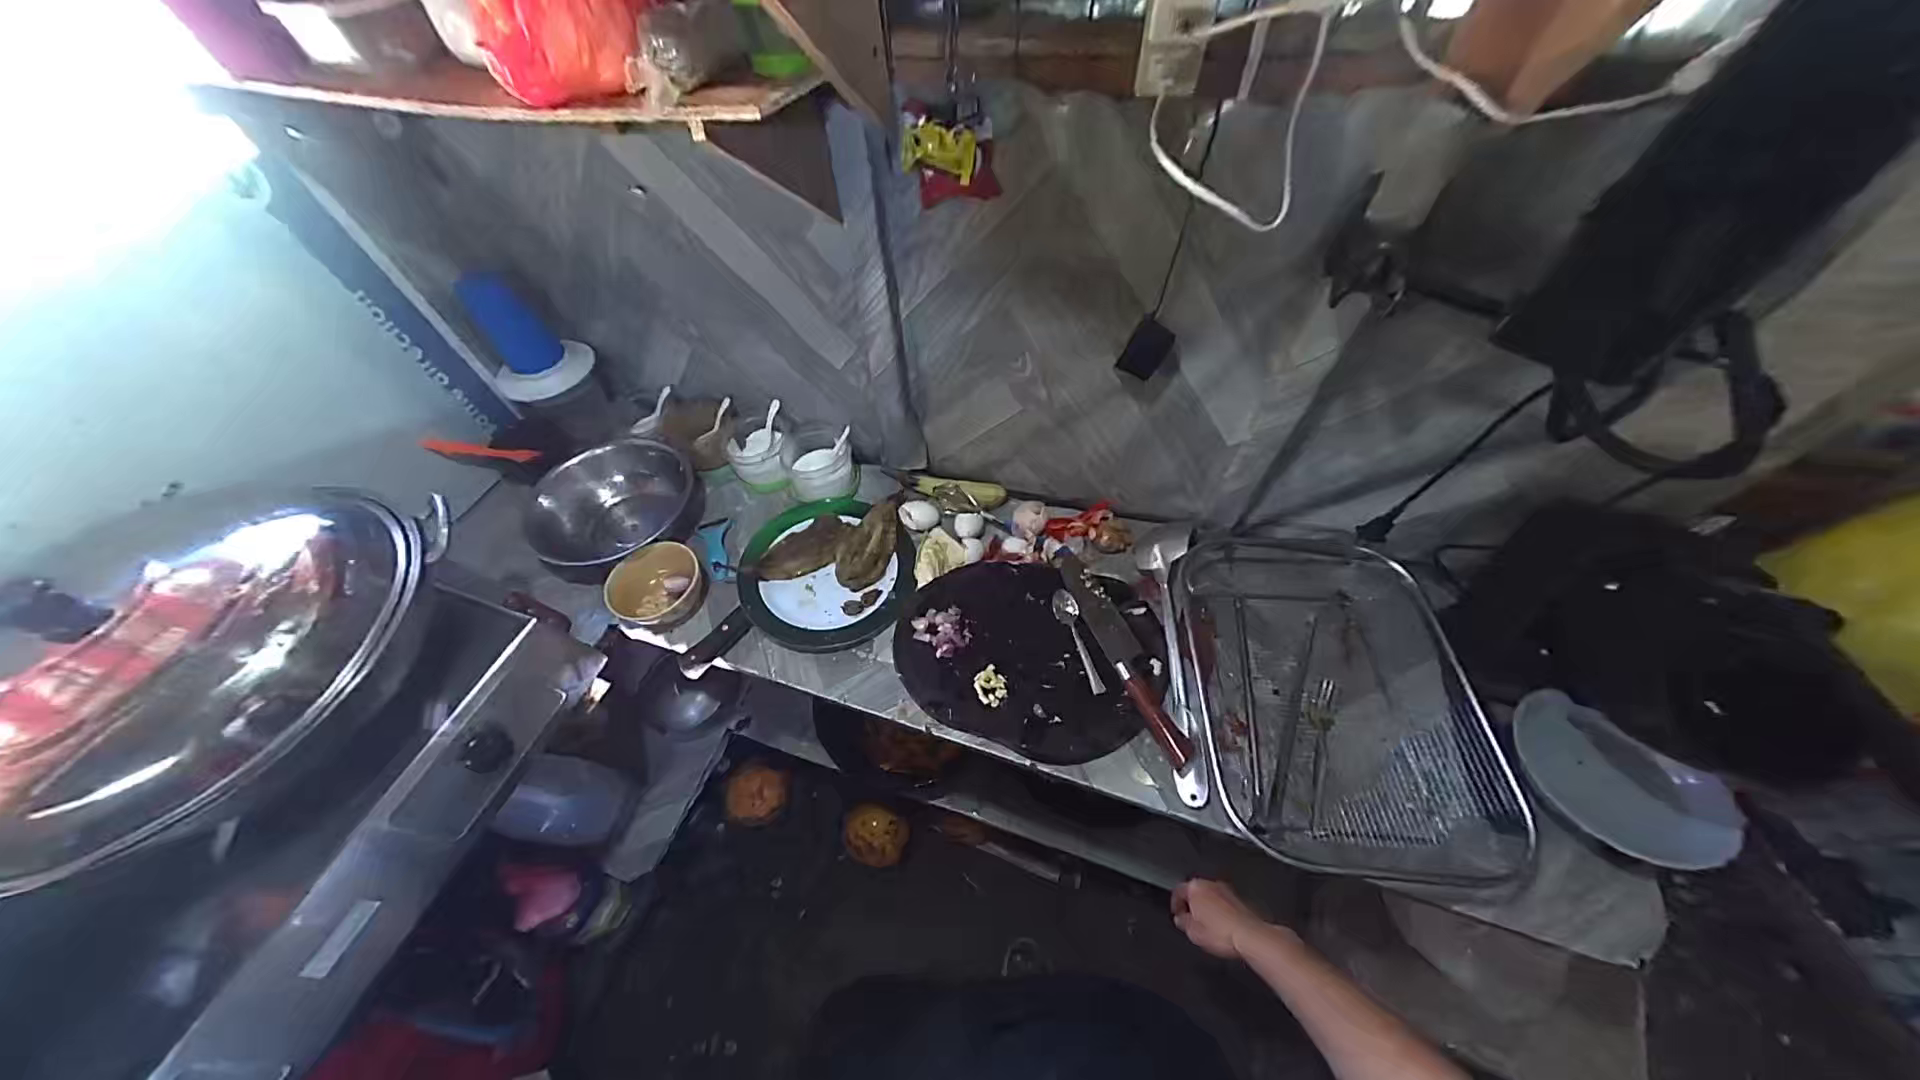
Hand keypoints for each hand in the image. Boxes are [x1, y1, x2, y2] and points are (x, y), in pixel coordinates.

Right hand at [1171, 878, 1266, 959]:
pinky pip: (1225, 904)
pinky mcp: (1241, 900)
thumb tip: (1181, 919)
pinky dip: (1222, 912)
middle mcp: (1210, 884)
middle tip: (1192, 922)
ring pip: (1211, 897)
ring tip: (1210, 927)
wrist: (1250, 936)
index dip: (1176, 905)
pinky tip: (1224, 927)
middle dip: (1193, 906)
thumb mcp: (1193, 932)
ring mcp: (1227, 890)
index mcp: (1195, 887)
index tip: (1178, 915)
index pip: (1178, 891)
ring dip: (1208, 908)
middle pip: (1196, 892)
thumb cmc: (1222, 933)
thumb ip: (1182, 922)